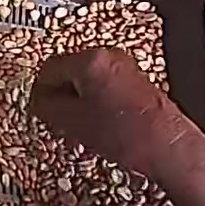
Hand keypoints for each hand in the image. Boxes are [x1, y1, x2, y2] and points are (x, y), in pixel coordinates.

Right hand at [29, 48, 204, 205]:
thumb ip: (48, 106)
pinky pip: (104, 88)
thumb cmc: (125, 134)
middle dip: (59, 95)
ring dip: (76, 101)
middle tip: (53, 118)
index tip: (37, 106)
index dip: (40, 90)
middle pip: (69, 71)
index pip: (50, 68)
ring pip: (87, 81)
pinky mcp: (136, 83)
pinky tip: (94, 127)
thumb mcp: (73, 122)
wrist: (167, 148)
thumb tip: (39, 101)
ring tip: (74, 127)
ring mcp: (125, 68)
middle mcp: (109, 57)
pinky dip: (94, 103)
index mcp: (90, 60)